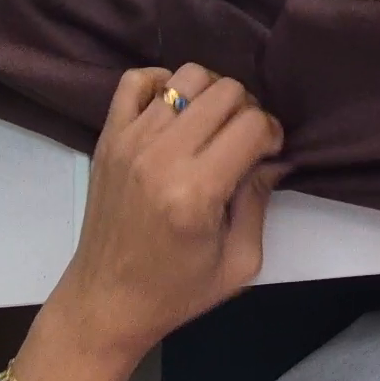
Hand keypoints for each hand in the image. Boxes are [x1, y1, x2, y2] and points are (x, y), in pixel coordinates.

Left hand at [43, 64, 286, 360]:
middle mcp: (162, 157)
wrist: (104, 304)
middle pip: (227, 91)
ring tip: (211, 124)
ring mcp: (130, 140)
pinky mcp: (109, 136)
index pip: (253, 124)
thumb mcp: (240, 261)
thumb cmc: (176, 291)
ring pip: (188, 76)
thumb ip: (261, 200)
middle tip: (243, 140)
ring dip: (211, 94)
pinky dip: (163, 82)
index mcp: (196, 192)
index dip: (272, 133)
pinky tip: (175, 110)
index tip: (268, 154)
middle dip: (248, 110)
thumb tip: (274, 156)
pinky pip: (137, 80)